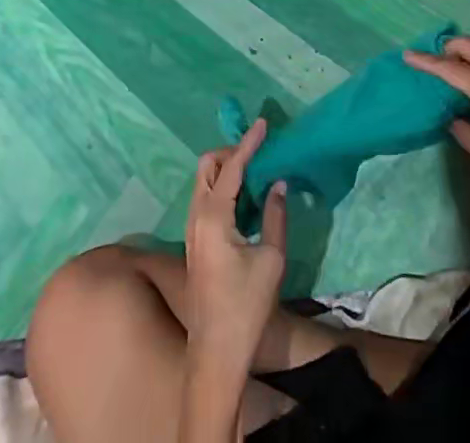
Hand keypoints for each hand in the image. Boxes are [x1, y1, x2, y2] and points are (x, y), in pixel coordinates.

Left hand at [183, 119, 286, 370]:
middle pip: (206, 166)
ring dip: (225, 168)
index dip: (248, 143)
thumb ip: (275, 216)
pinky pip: (204, 197)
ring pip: (203, 180)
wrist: (216, 346)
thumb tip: (278, 182)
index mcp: (213, 215)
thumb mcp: (271, 259)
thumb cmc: (247, 304)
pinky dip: (221, 185)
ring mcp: (191, 226)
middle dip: (230, 151)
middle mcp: (195, 214)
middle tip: (259, 150)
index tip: (263, 123)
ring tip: (255, 168)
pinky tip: (243, 194)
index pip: (231, 167)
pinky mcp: (194, 238)